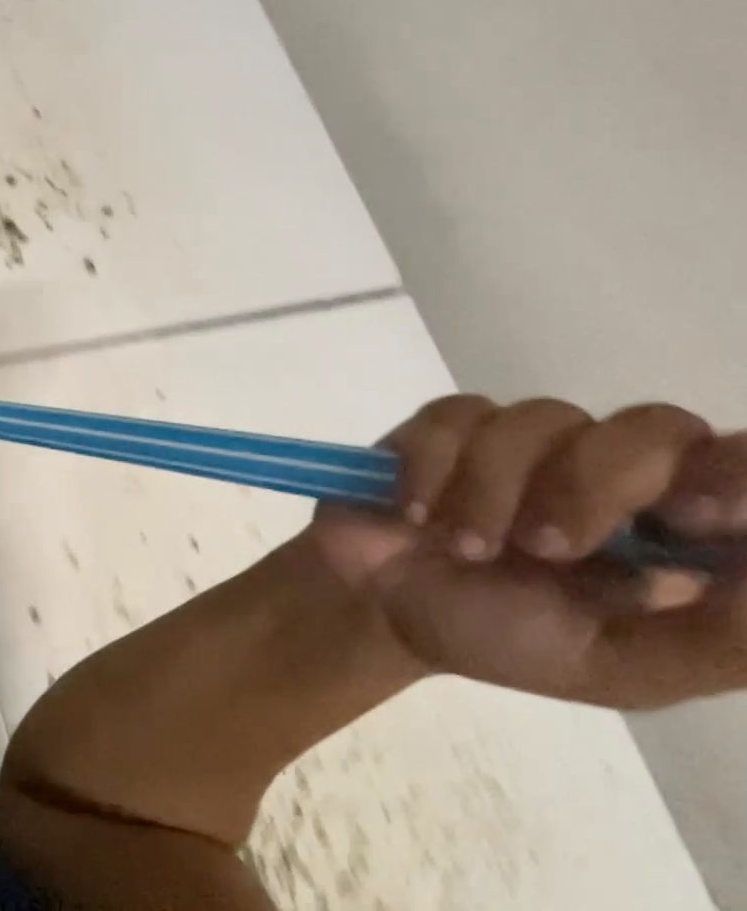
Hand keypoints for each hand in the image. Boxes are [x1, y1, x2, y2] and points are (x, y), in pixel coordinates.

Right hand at [309, 395, 746, 708]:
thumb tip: (745, 576)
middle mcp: (609, 466)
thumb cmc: (501, 639)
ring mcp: (522, 440)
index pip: (742, 465)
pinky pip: (453, 420)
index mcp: (671, 520)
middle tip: (545, 549)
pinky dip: (432, 470)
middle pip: (652, 428)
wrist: (378, 613)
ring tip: (461, 548)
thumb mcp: (620, 668)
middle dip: (595, 488)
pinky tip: (414, 514)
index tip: (697, 518)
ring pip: (540, 419)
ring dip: (493, 491)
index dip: (734, 476)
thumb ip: (714, 642)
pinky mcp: (443, 428)